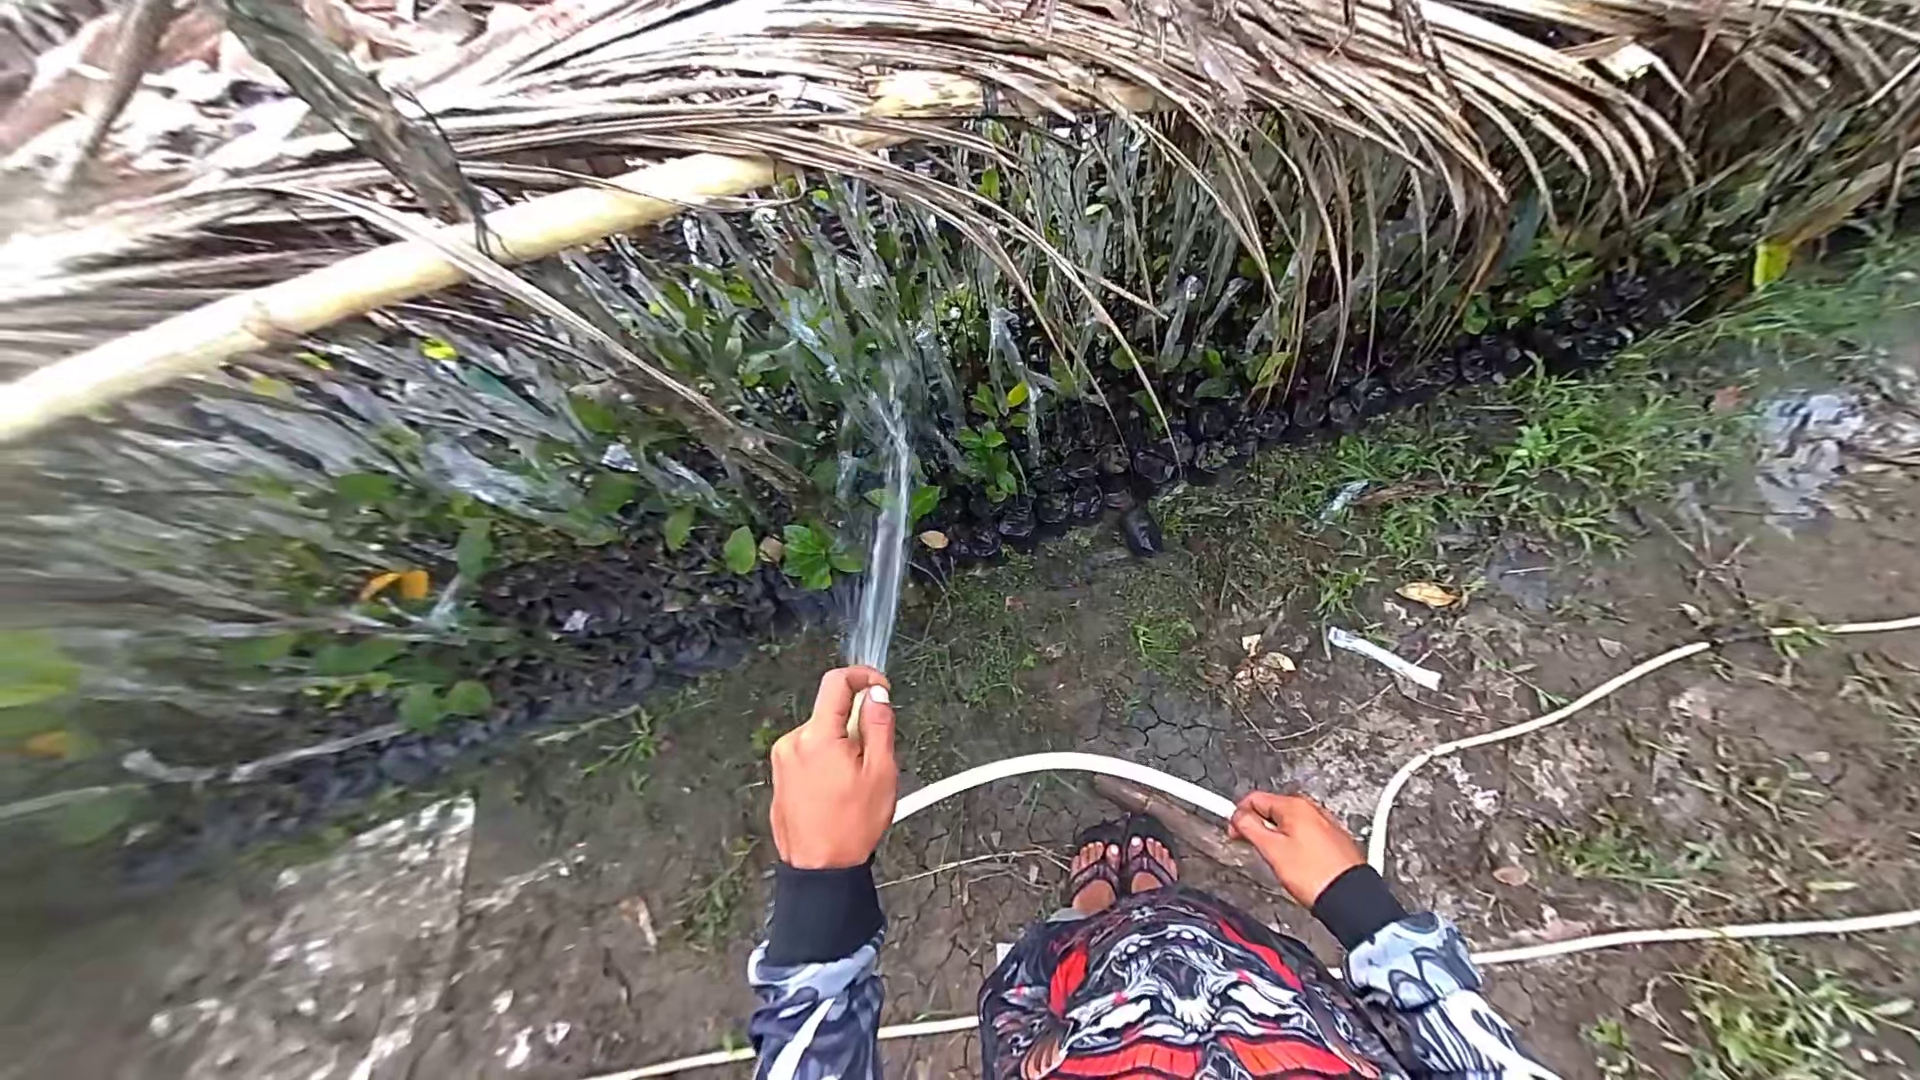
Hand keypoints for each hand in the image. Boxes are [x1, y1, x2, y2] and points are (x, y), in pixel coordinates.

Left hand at [768, 667, 897, 868]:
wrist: (820, 870)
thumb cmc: (851, 827)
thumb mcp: (881, 772)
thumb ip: (879, 725)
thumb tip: (876, 694)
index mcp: (818, 737)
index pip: (836, 682)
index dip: (863, 676)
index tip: (880, 687)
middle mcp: (794, 742)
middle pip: (831, 708)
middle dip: (856, 721)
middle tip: (873, 753)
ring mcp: (783, 759)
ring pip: (822, 730)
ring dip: (842, 741)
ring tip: (854, 779)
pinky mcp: (781, 773)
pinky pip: (809, 749)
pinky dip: (827, 756)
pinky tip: (837, 787)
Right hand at [1226, 792, 1364, 907]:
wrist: (1354, 903)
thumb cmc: (1316, 877)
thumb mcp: (1271, 850)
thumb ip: (1249, 827)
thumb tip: (1237, 815)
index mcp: (1295, 806)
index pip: (1254, 799)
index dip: (1239, 815)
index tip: (1234, 832)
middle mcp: (1313, 810)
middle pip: (1272, 810)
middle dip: (1259, 827)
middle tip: (1257, 849)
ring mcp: (1326, 825)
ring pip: (1289, 823)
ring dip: (1278, 837)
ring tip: (1281, 861)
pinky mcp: (1336, 841)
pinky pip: (1306, 835)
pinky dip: (1297, 845)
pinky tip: (1299, 865)